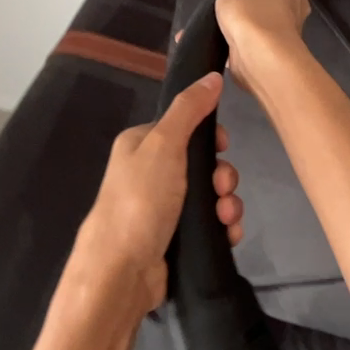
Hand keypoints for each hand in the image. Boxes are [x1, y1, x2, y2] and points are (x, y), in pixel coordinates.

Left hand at [74, 72, 243, 313]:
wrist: (121, 274)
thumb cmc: (140, 200)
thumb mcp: (164, 144)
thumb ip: (190, 109)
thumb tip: (213, 75)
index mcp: (141, 146)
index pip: (185, 128)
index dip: (210, 137)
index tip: (223, 147)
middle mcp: (150, 174)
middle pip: (203, 164)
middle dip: (223, 176)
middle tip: (223, 189)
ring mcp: (163, 209)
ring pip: (211, 195)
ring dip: (227, 204)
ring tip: (227, 218)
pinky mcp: (175, 239)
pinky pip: (210, 225)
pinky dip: (223, 228)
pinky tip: (228, 235)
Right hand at [214, 0, 322, 91]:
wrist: (259, 52)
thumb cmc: (251, 5)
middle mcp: (300, 6)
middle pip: (291, 0)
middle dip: (271, 1)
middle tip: (246, 0)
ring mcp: (292, 32)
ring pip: (278, 24)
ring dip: (260, 23)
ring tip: (232, 22)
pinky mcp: (280, 53)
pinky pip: (265, 44)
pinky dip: (250, 43)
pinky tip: (228, 42)